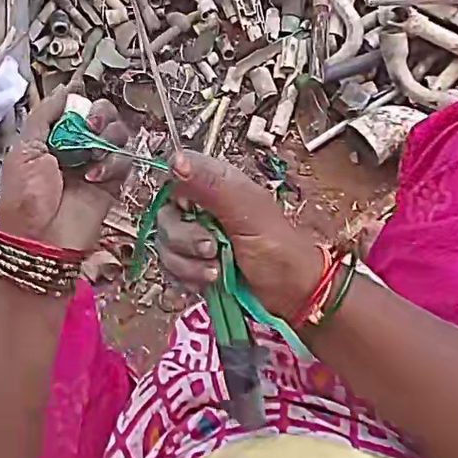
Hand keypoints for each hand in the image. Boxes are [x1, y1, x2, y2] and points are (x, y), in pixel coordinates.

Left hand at [0, 86, 131, 251]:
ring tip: (92, 155)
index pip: (78, 107)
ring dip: (108, 139)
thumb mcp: (24, 148)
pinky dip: (113, 164)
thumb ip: (44, 115)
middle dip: (101, 116)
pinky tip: (95, 176)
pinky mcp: (113, 182)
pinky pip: (125, 160)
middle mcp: (78, 145)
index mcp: (55, 135)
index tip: (80, 107)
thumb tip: (65, 89)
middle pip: (104, 115)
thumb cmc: (24, 195)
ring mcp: (97, 163)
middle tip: (90, 128)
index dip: (83, 103)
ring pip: (119, 134)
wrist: (39, 240)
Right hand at [155, 151, 324, 318]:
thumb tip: (175, 161)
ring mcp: (195, 235)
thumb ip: (211, 184)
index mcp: (216, 183)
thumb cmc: (279, 249)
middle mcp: (201, 205)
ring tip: (216, 269)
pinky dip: (188, 276)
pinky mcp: (192, 262)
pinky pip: (170, 266)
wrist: (293, 296)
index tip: (187, 210)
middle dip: (184, 237)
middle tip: (211, 247)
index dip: (174, 191)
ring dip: (188, 262)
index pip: (175, 172)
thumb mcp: (247, 211)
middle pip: (166, 213)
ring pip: (165, 242)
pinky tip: (210, 279)